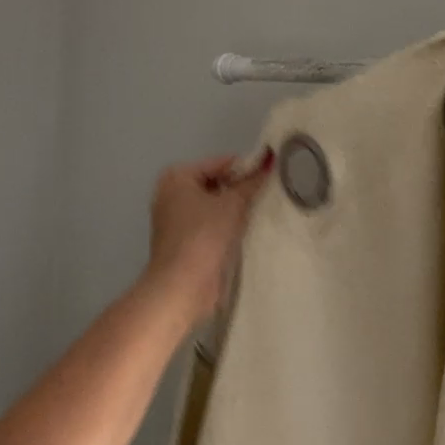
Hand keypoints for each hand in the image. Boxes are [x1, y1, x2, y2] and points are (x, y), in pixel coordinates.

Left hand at [140, 150, 273, 324]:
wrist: (183, 286)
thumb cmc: (204, 236)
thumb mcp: (233, 204)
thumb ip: (251, 182)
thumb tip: (269, 159)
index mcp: (177, 177)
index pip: (220, 163)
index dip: (247, 168)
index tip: (273, 175)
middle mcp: (171, 193)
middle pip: (215, 183)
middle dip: (240, 189)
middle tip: (270, 194)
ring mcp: (174, 218)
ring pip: (213, 205)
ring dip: (235, 209)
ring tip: (262, 212)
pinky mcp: (182, 240)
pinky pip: (209, 224)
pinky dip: (226, 225)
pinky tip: (247, 231)